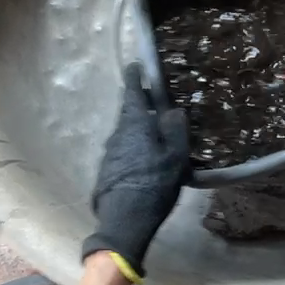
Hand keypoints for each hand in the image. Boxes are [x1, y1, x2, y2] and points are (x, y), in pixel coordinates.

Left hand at [79, 65, 190, 276]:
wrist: (124, 219)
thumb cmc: (154, 184)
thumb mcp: (175, 157)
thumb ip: (176, 130)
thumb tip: (173, 110)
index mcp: (135, 124)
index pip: (133, 91)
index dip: (135, 76)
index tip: (137, 65)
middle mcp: (118, 133)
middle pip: (129, 112)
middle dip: (141, 104)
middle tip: (156, 102)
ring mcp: (110, 151)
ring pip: (126, 131)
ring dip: (139, 128)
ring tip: (156, 133)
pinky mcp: (108, 168)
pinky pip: (124, 148)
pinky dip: (135, 145)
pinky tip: (146, 158)